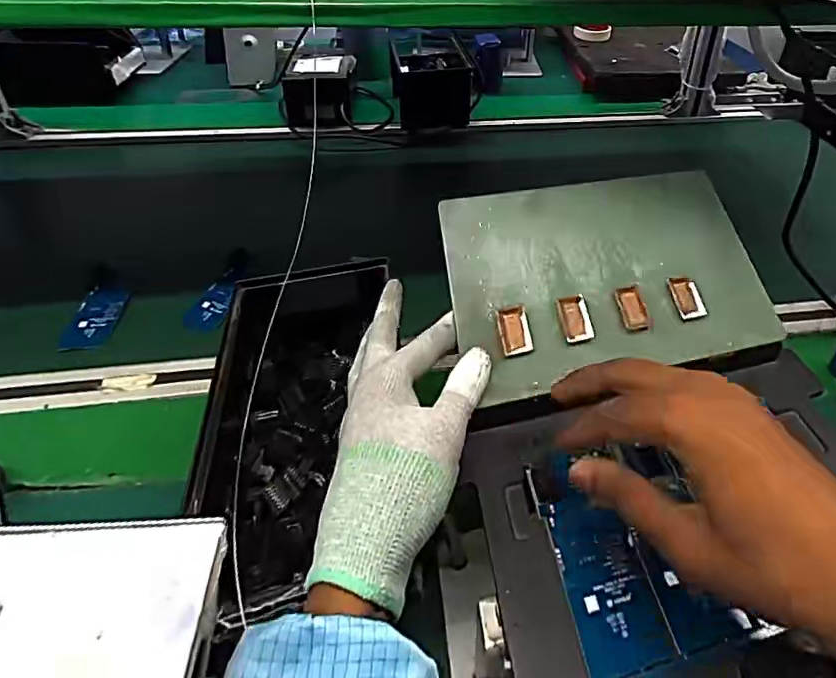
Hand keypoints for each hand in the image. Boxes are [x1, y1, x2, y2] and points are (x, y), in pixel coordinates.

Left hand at [306, 281, 491, 616]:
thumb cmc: (404, 481)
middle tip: (392, 290)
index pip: (422, 346)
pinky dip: (385, 381)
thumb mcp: (446, 430)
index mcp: (384, 383)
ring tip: (386, 333)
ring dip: (379, 346)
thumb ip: (463, 389)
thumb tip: (478, 356)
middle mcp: (365, 396)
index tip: (462, 317)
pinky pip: (371, 397)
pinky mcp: (358, 448)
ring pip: (366, 369)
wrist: (366, 545)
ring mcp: (357, 422)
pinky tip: (397, 394)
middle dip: (386, 314)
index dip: (445, 331)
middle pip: (375, 343)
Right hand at [551, 361, 835, 677]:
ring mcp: (736, 398)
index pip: (617, 412)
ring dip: (627, 381)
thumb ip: (630, 496)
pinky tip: (651, 410)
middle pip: (637, 372)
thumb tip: (584, 471)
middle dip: (594, 379)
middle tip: (560, 394)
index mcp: (692, 421)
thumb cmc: (774, 564)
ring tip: (597, 398)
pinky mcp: (751, 410)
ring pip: (665, 372)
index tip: (558, 441)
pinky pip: (691, 383)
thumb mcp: (690, 541)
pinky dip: (658, 389)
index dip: (582, 426)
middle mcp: (712, 395)